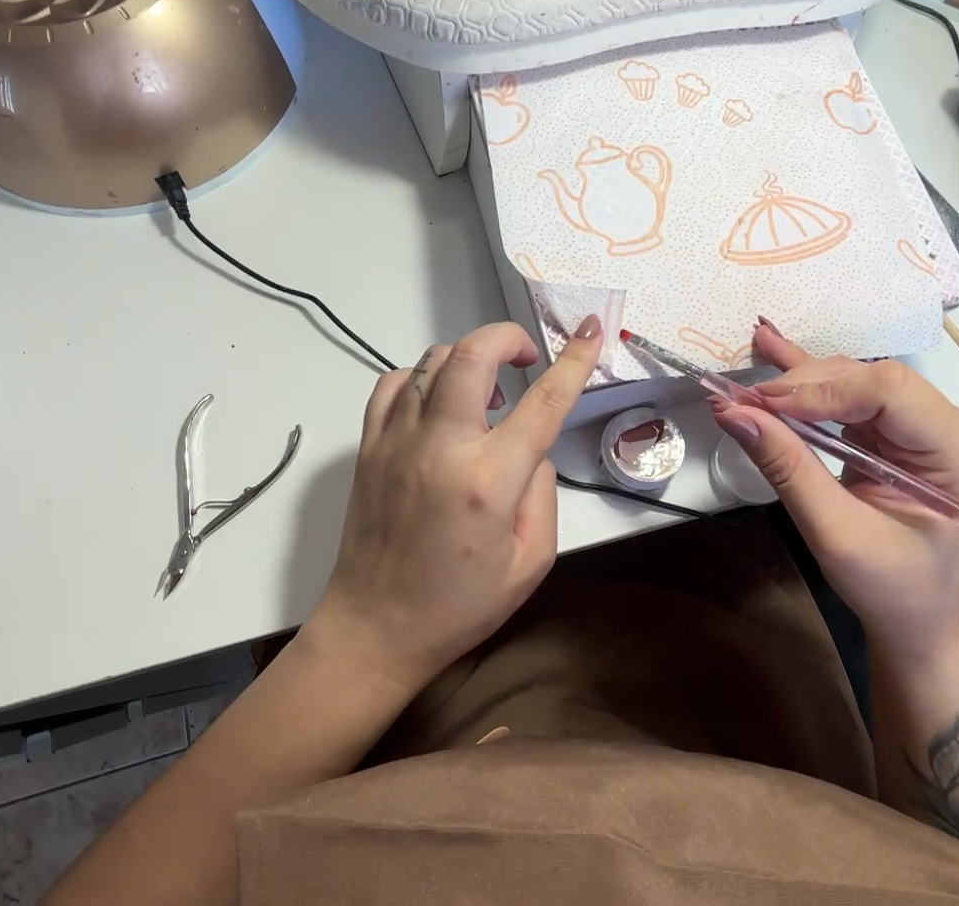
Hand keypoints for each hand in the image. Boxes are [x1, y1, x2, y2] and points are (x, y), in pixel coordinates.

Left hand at [304, 318, 604, 690]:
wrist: (376, 628)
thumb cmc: (459, 606)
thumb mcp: (530, 562)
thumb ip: (543, 493)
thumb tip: (531, 449)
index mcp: (489, 481)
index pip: (542, 402)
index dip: (573, 360)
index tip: (589, 330)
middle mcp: (441, 447)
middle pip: (473, 355)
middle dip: (507, 338)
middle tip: (526, 356)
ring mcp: (397, 441)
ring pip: (430, 361)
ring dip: (468, 357)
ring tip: (486, 388)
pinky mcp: (368, 447)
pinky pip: (392, 384)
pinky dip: (421, 376)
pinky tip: (438, 399)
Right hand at [711, 323, 958, 657]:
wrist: (916, 614)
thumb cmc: (889, 585)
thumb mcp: (835, 533)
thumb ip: (788, 468)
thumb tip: (733, 413)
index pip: (889, 392)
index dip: (819, 390)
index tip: (758, 404)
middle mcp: (954, 427)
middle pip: (871, 380)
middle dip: (803, 387)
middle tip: (743, 402)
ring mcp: (928, 423)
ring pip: (856, 380)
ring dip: (799, 382)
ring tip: (747, 384)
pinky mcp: (900, 428)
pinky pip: (852, 394)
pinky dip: (810, 380)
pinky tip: (774, 348)